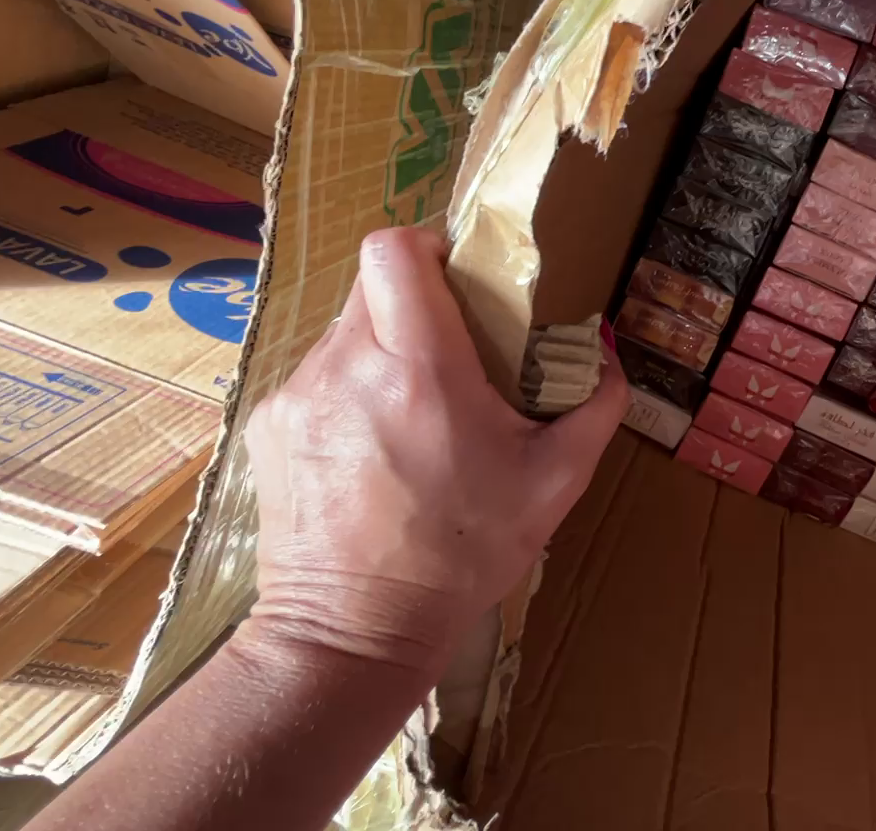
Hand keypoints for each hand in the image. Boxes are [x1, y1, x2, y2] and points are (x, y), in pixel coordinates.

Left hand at [241, 227, 628, 672]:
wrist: (354, 632)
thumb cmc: (466, 550)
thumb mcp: (558, 478)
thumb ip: (598, 402)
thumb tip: (606, 350)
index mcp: (421, 371)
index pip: (394, 252)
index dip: (430, 243)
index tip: (464, 273)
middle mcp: (346, 367)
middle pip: (373, 281)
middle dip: (420, 293)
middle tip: (461, 340)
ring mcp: (296, 396)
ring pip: (347, 327)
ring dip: (391, 342)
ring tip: (423, 401)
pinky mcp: (269, 426)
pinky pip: (320, 370)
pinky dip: (358, 382)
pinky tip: (381, 439)